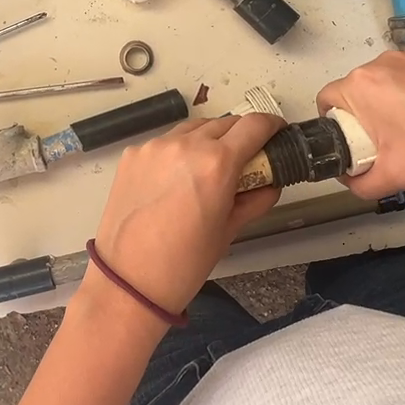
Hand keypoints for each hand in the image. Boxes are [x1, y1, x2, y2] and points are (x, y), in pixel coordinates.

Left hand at [88, 114, 284, 312]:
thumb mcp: (229, 231)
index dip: (271, 125)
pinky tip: (176, 179)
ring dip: (207, 140)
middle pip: (224, 123)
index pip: (254, 125)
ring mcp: (154, 147)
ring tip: (208, 168)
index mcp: (216, 164)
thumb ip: (255, 199)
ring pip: (192, 129)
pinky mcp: (133, 154)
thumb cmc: (185, 262)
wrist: (129, 280)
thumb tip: (271, 184)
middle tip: (245, 159)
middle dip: (240, 136)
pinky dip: (177, 152)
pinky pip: (164, 143)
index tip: (276, 132)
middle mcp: (185, 145)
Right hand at [316, 49, 404, 197]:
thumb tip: (351, 182)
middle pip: (356, 92)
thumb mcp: (399, 177)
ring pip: (385, 86)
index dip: (335, 128)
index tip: (355, 148)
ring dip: (391, 109)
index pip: (326, 101)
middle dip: (365, 120)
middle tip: (389, 149)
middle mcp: (381, 63)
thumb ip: (362, 184)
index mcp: (362, 85)